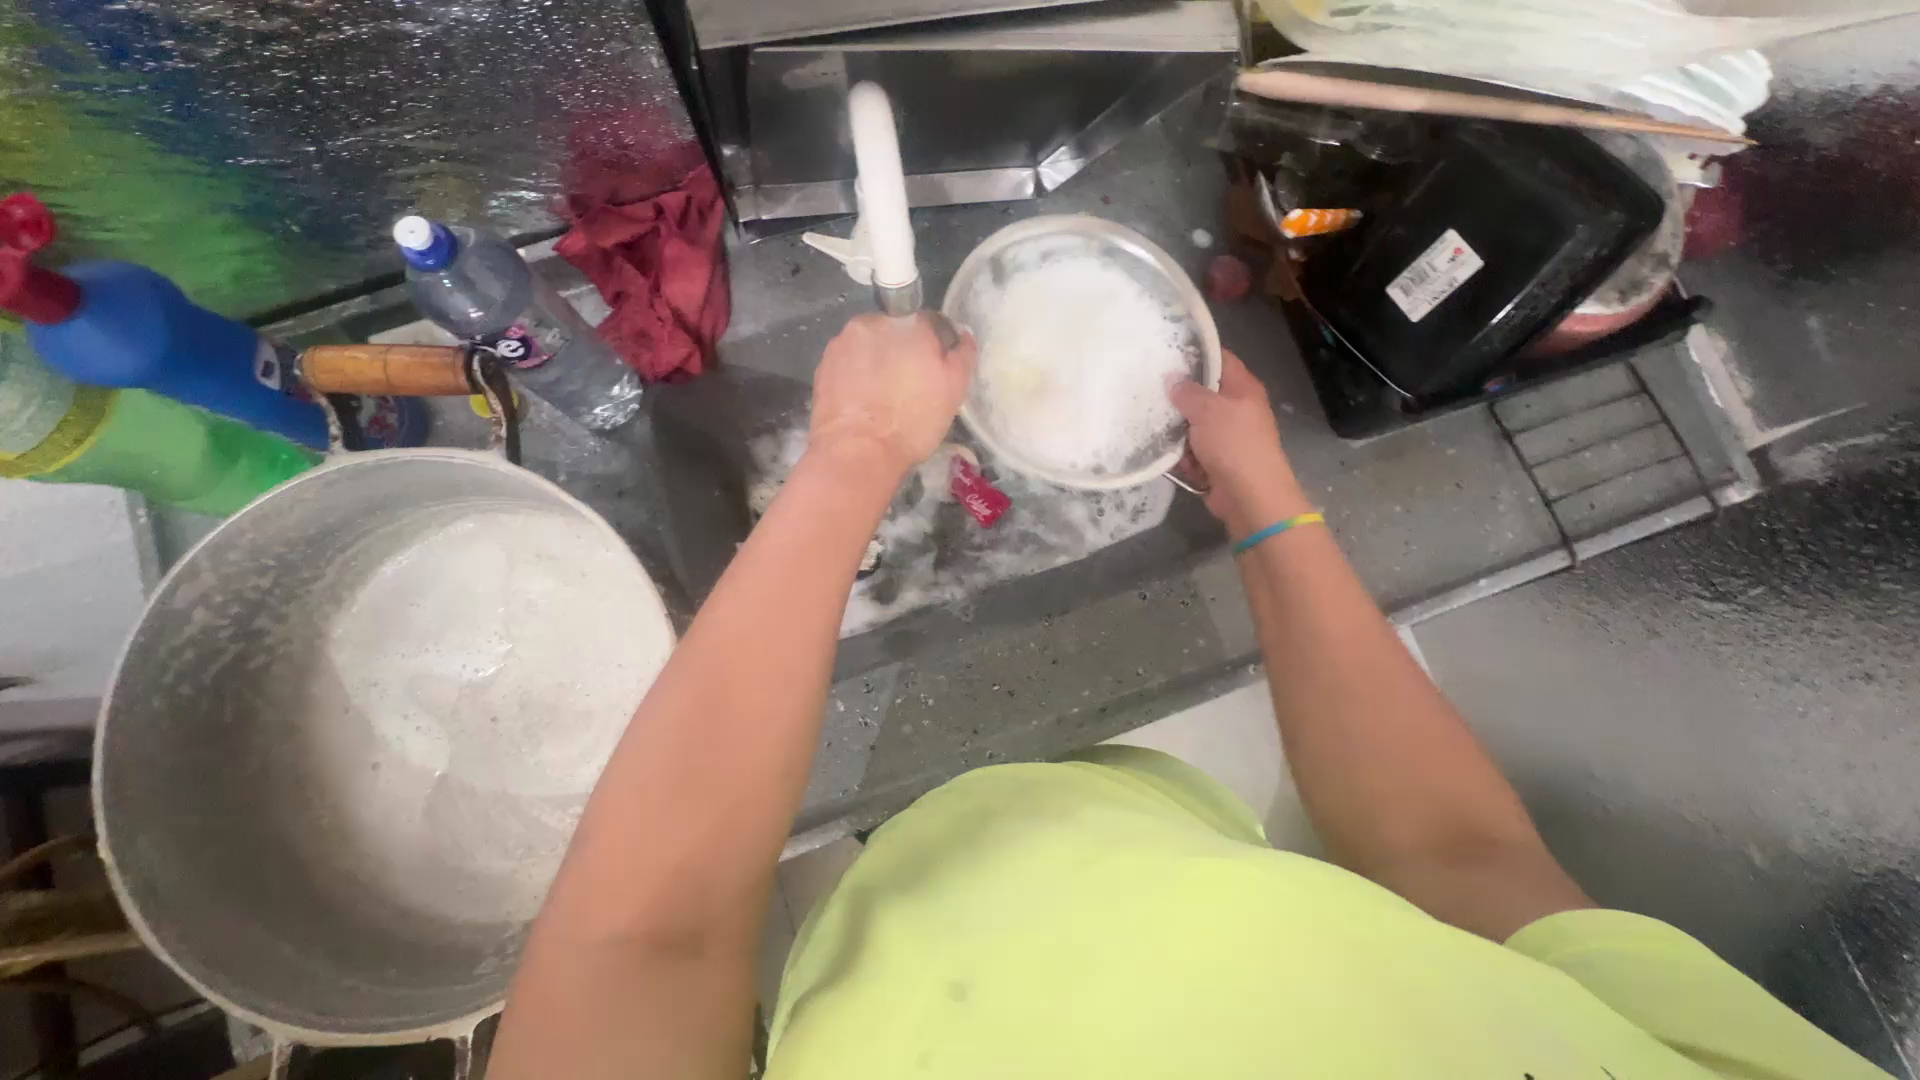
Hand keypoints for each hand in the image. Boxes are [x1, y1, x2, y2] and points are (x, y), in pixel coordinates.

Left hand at [809, 313, 976, 480]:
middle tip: (909, 386)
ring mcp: (844, 342)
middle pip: (896, 331)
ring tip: (882, 396)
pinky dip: (856, 374)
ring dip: (877, 361)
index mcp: (911, 323)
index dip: (936, 347)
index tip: (936, 371)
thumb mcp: (954, 391)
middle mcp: (874, 322)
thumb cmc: (912, 422)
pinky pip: (848, 362)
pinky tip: (862, 401)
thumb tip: (962, 335)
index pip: (930, 323)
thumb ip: (962, 355)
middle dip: (903, 351)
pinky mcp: (823, 364)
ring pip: (869, 346)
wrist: (857, 452)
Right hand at [1170, 350, 1313, 537]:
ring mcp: (1228, 439)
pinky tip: (1170, 461)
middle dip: (1178, 398)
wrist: (1250, 496)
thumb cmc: (1233, 444)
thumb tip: (1172, 380)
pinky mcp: (1217, 463)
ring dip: (1176, 433)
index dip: (1196, 354)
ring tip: (1153, 430)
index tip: (1166, 354)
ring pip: (1193, 427)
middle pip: (1203, 395)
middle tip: (1149, 393)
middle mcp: (1237, 410)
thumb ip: (1187, 392)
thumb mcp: (1208, 410)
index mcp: (1243, 389)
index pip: (1220, 359)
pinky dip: (1182, 458)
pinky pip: (1193, 453)